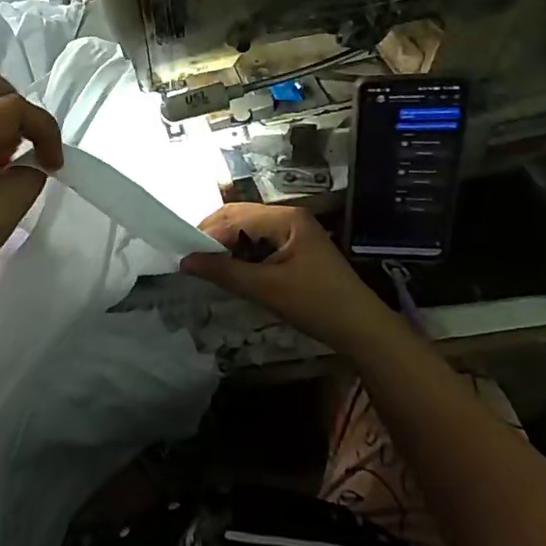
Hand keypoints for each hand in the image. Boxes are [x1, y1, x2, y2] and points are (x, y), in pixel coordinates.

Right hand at [179, 203, 397, 351]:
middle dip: (215, 237)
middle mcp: (289, 217)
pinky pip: (261, 244)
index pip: (235, 216)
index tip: (183, 255)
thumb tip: (185, 261)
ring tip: (207, 267)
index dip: (207, 233)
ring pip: (249, 232)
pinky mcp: (296, 250)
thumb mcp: (266, 288)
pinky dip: (243, 256)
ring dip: (228, 247)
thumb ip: (225, 272)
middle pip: (241, 218)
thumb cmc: (316, 303)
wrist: (362, 328)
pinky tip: (232, 272)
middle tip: (191, 260)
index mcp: (286, 218)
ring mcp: (294, 233)